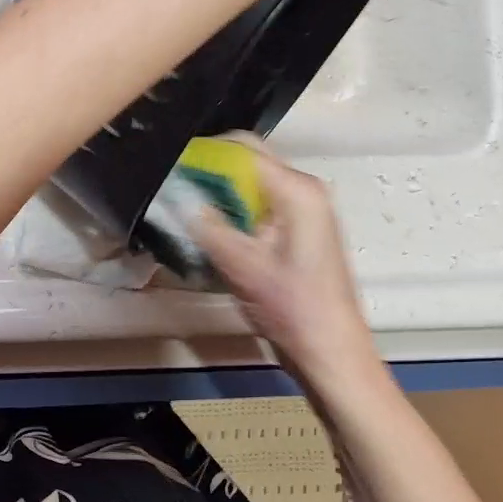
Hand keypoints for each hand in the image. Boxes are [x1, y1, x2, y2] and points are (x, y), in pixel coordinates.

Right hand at [188, 135, 378, 381]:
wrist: (331, 353)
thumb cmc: (293, 308)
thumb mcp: (242, 266)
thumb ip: (207, 226)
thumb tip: (175, 195)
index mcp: (297, 190)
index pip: (242, 148)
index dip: (203, 154)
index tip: (170, 169)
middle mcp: (303, 190)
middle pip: (246, 163)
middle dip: (209, 175)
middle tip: (173, 194)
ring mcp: (302, 211)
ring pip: (249, 186)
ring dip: (219, 197)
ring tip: (185, 214)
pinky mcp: (296, 231)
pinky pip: (257, 207)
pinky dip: (233, 214)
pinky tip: (211, 235)